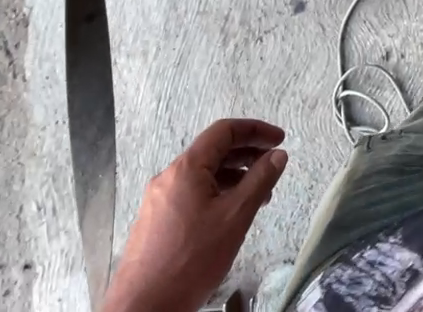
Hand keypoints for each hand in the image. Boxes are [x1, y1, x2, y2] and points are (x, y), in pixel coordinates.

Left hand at [101, 119, 290, 311]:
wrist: (142, 310)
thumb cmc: (192, 259)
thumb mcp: (235, 216)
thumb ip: (260, 180)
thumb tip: (278, 154)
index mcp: (186, 168)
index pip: (224, 130)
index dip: (256, 130)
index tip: (280, 140)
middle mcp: (168, 177)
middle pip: (213, 151)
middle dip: (248, 154)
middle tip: (274, 165)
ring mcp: (159, 200)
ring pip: (204, 175)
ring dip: (235, 176)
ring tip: (260, 196)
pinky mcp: (156, 221)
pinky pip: (192, 193)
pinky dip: (218, 193)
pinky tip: (232, 214)